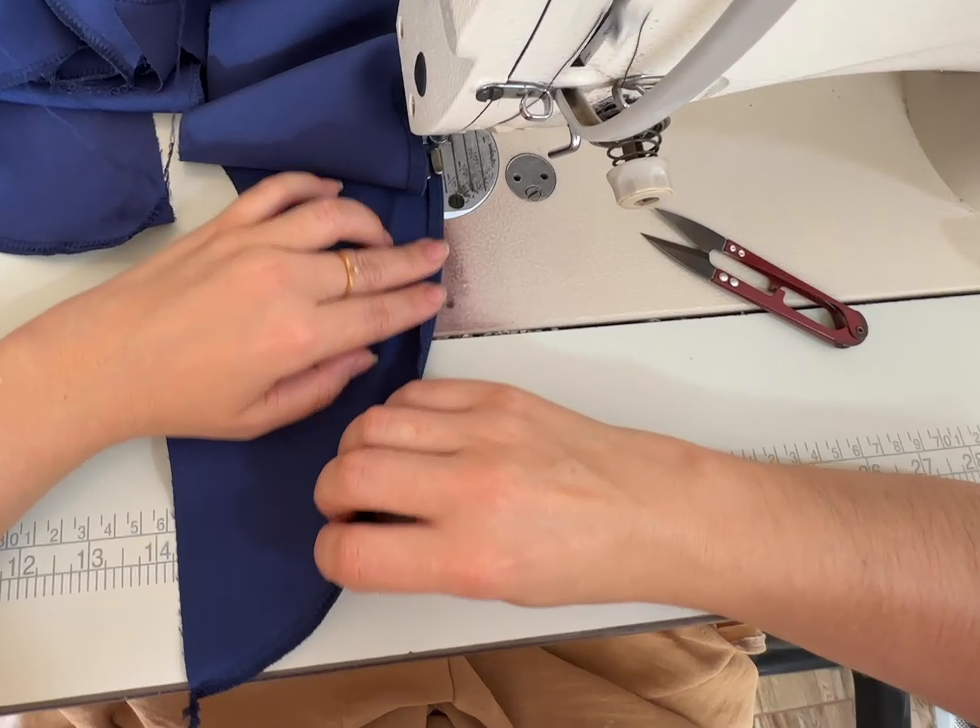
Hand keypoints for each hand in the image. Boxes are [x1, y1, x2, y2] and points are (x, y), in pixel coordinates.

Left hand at [4, 172, 446, 444]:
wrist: (104, 360)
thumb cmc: (179, 399)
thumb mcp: (258, 418)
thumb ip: (321, 387)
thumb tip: (365, 354)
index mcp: (299, 337)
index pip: (378, 312)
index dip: (415, 302)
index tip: (437, 293)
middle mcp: (287, 281)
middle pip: (368, 262)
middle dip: (411, 258)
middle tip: (436, 252)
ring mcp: (256, 243)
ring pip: (334, 216)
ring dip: (369, 221)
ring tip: (383, 234)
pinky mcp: (226, 224)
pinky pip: (280, 191)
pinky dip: (311, 185)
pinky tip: (330, 192)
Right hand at [312, 380, 740, 607]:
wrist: (651, 507)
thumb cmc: (584, 562)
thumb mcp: (498, 587)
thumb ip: (424, 559)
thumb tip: (367, 531)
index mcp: (472, 556)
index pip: (354, 551)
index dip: (329, 551)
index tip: (339, 545)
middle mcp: (469, 487)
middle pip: (348, 473)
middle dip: (329, 493)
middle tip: (346, 503)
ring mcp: (482, 429)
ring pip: (372, 422)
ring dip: (357, 448)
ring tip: (377, 464)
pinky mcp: (494, 392)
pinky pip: (415, 392)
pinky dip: (397, 414)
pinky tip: (413, 433)